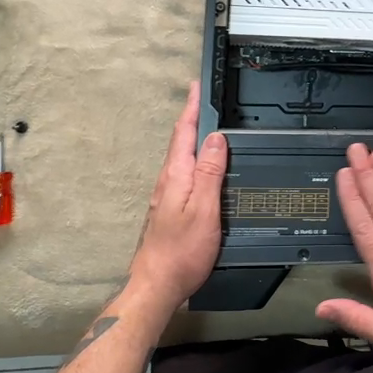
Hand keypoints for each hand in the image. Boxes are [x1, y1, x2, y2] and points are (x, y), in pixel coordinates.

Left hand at [125, 81, 227, 309]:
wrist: (156, 286)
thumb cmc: (181, 252)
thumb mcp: (204, 209)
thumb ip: (210, 172)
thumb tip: (215, 137)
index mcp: (176, 175)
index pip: (185, 132)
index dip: (193, 107)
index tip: (198, 86)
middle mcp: (168, 180)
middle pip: (181, 141)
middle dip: (192, 117)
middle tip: (204, 98)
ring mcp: (167, 195)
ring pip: (181, 157)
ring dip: (192, 136)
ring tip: (204, 123)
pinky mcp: (169, 208)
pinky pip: (183, 172)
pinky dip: (193, 158)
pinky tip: (201, 164)